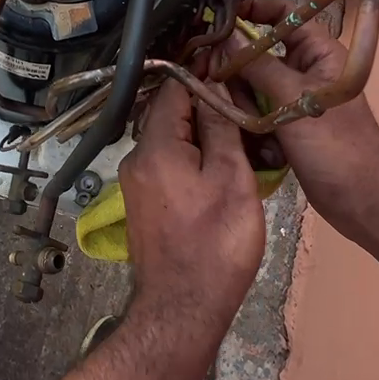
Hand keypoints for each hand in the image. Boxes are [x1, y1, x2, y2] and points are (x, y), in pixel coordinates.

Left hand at [119, 77, 266, 334]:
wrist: (182, 310)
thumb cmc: (215, 244)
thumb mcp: (231, 180)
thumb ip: (221, 129)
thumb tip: (215, 88)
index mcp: (154, 146)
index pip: (172, 89)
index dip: (202, 76)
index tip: (232, 70)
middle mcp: (136, 158)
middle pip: (168, 114)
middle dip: (203, 105)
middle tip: (243, 105)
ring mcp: (135, 183)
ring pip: (169, 140)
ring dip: (199, 133)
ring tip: (238, 136)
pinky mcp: (142, 203)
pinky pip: (166, 163)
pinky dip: (191, 156)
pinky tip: (219, 166)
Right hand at [217, 0, 378, 237]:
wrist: (361, 201)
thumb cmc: (336, 145)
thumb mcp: (293, 101)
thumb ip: (257, 67)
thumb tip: (225, 37)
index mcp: (320, 53)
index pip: (286, 14)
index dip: (256, 9)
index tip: (223, 14)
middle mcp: (307, 69)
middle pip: (262, 49)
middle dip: (236, 59)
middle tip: (207, 64)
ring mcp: (296, 97)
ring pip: (255, 80)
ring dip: (239, 91)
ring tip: (227, 104)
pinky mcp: (286, 122)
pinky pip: (257, 106)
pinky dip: (245, 113)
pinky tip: (235, 123)